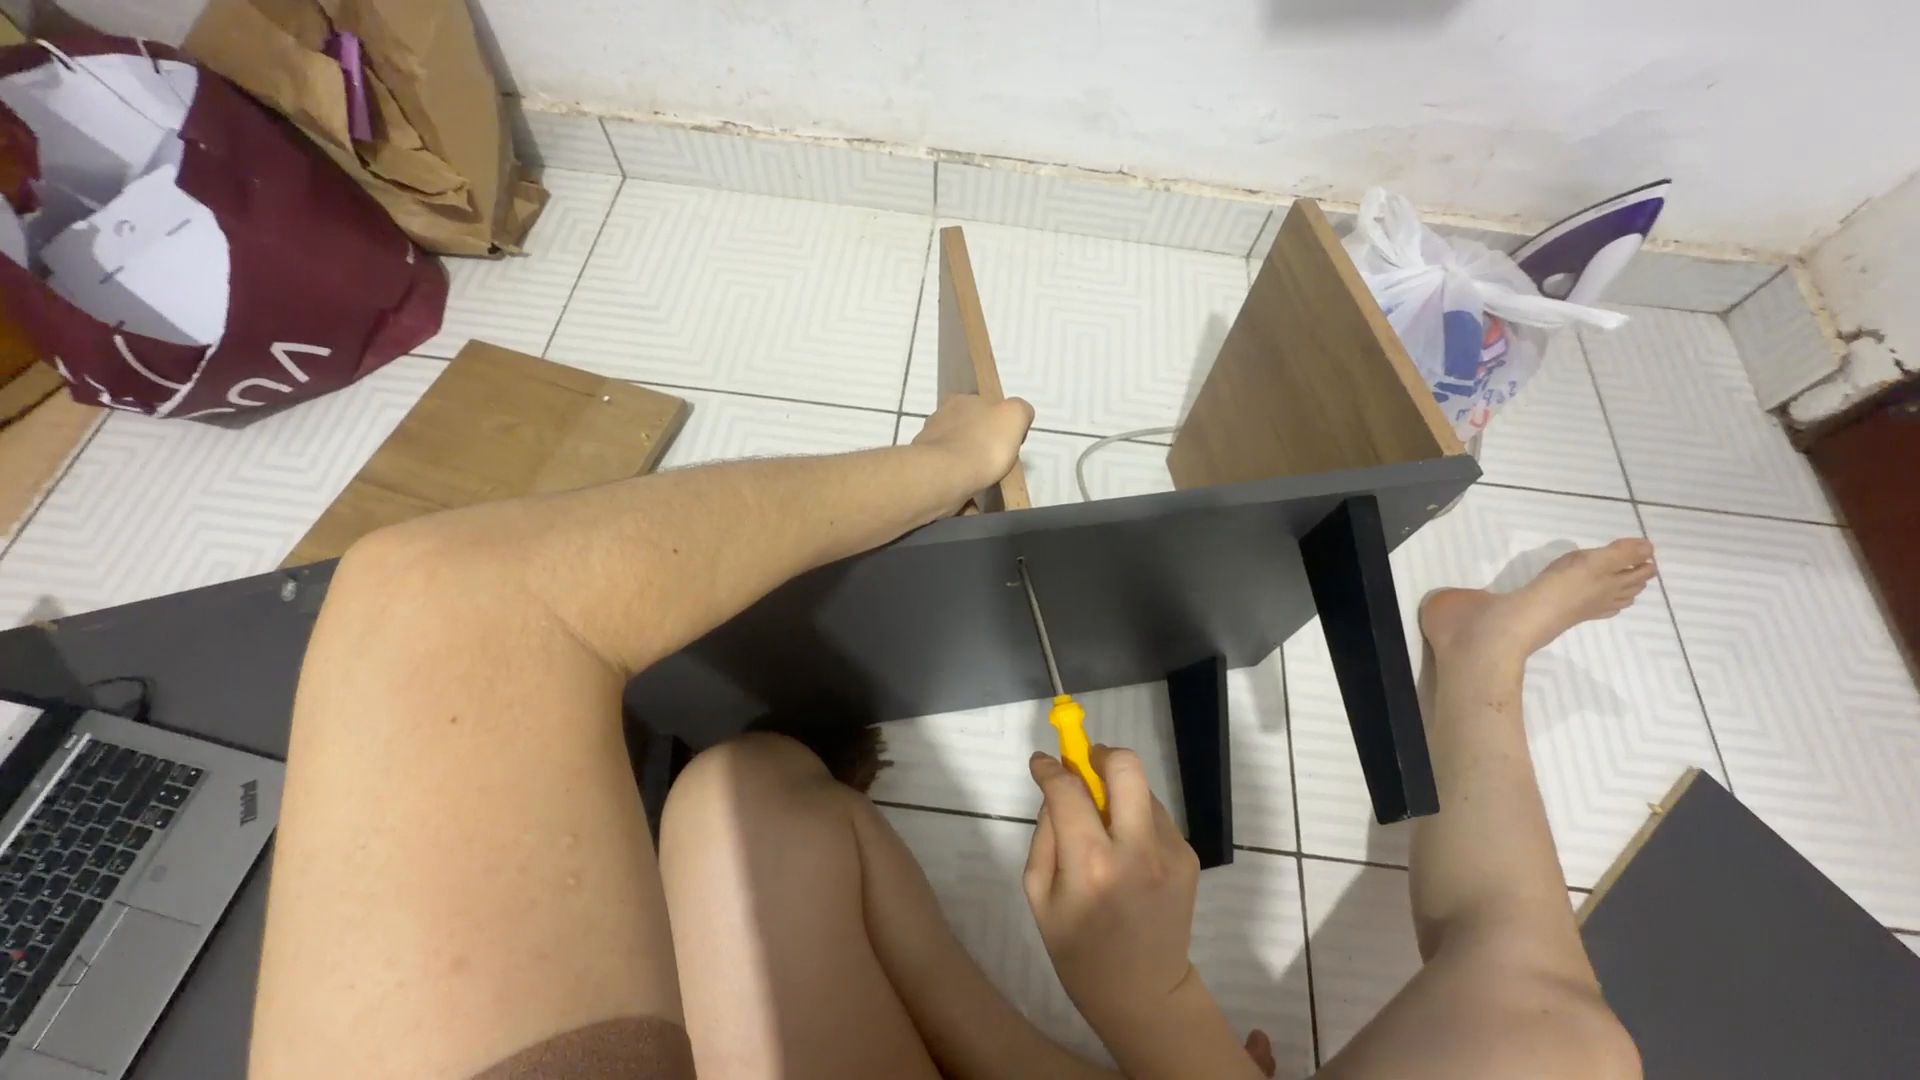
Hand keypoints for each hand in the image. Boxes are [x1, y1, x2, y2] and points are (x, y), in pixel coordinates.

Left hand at [911, 394, 1032, 511]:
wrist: (944, 477)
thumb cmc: (983, 444)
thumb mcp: (1014, 415)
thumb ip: (1020, 410)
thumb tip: (1016, 418)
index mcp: (960, 402)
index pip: (983, 406)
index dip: (997, 424)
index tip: (1006, 443)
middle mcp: (940, 420)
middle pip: (967, 433)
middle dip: (981, 448)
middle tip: (996, 466)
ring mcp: (928, 448)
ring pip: (955, 458)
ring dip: (969, 471)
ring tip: (983, 488)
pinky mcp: (924, 472)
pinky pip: (947, 482)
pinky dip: (959, 492)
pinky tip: (970, 503)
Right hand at [1023, 745, 1201, 1033]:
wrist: (1144, 994)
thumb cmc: (1079, 950)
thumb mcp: (1040, 896)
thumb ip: (1045, 835)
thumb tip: (1054, 787)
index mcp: (1090, 866)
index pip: (1068, 790)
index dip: (1050, 767)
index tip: (1042, 761)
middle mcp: (1136, 850)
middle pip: (1126, 767)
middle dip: (1099, 754)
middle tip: (1084, 767)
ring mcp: (1170, 852)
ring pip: (1142, 788)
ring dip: (1118, 791)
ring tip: (1105, 826)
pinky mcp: (1188, 857)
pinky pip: (1155, 815)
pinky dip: (1135, 818)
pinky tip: (1127, 851)